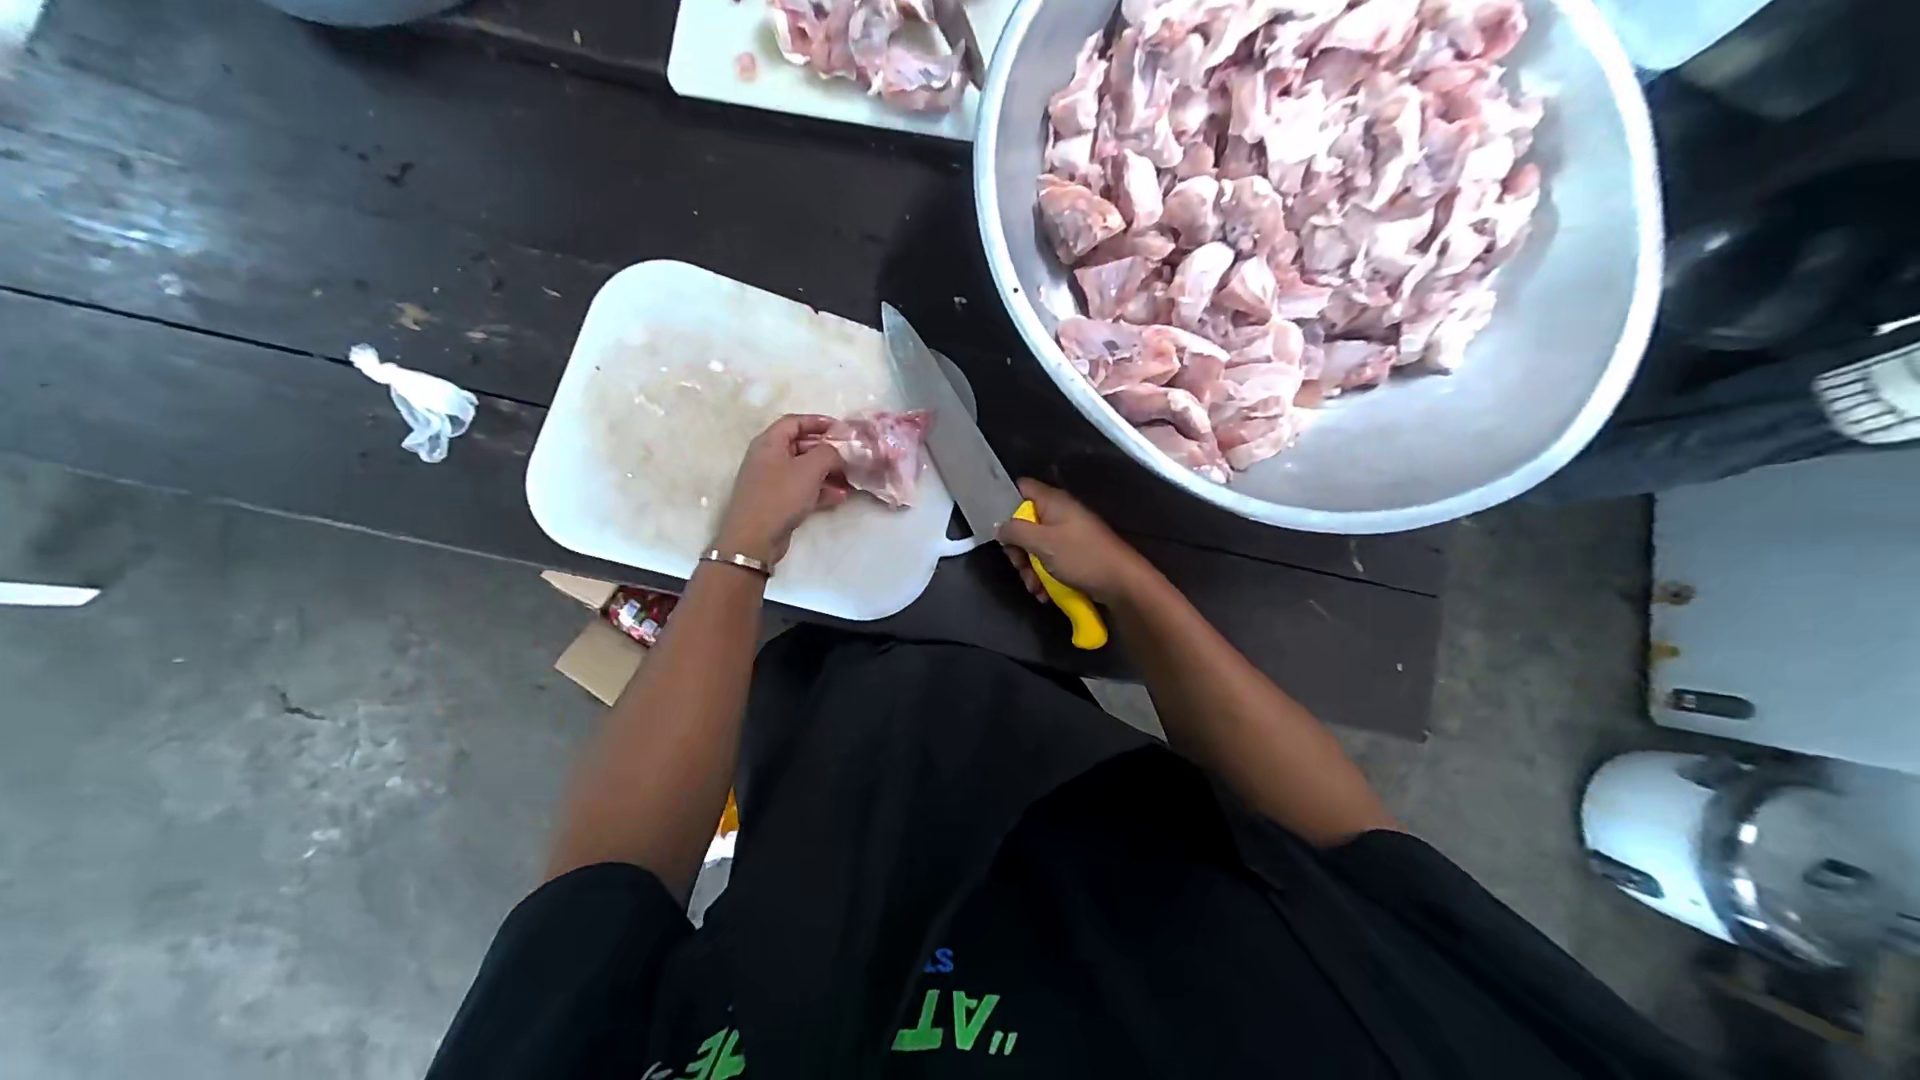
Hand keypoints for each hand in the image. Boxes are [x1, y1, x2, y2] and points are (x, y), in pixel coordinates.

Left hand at [712, 415, 849, 566]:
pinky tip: (840, 497)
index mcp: (769, 443)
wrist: (754, 538)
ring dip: (828, 472)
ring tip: (850, 478)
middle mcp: (768, 458)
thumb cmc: (780, 496)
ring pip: (804, 470)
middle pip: (801, 445)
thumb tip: (838, 450)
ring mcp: (772, 482)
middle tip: (850, 454)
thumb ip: (828, 453)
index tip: (841, 428)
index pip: (794, 422)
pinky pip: (803, 490)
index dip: (818, 421)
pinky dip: (821, 490)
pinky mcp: (778, 502)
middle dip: (827, 450)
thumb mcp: (809, 469)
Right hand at [994, 479, 1156, 605]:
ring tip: (1035, 587)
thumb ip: (1015, 531)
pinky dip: (1043, 576)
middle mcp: (1059, 514)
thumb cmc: (1081, 556)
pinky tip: (1044, 592)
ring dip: (1029, 569)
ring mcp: (1066, 535)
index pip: (1021, 489)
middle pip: (1024, 524)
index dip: (1005, 503)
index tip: (997, 526)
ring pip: (1034, 547)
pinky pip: (1048, 561)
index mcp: (1053, 502)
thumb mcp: (1042, 543)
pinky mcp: (1072, 555)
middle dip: (1018, 549)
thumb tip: (998, 527)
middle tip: (1020, 565)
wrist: (1121, 582)